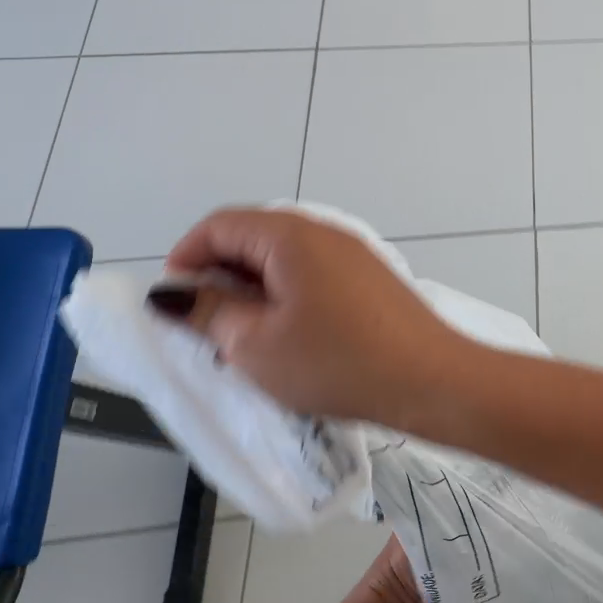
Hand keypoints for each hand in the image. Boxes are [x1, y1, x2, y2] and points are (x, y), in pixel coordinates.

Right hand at [158, 207, 470, 424]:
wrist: (429, 378)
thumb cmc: (337, 361)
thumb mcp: (255, 344)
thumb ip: (208, 311)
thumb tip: (176, 292)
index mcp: (294, 236)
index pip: (222, 224)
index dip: (186, 257)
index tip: (173, 302)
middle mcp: (328, 233)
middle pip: (255, 236)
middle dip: (219, 274)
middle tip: (203, 325)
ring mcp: (356, 254)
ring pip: (286, 258)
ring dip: (254, 288)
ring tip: (242, 336)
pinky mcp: (372, 279)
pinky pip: (315, 273)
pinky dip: (288, 295)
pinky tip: (286, 335)